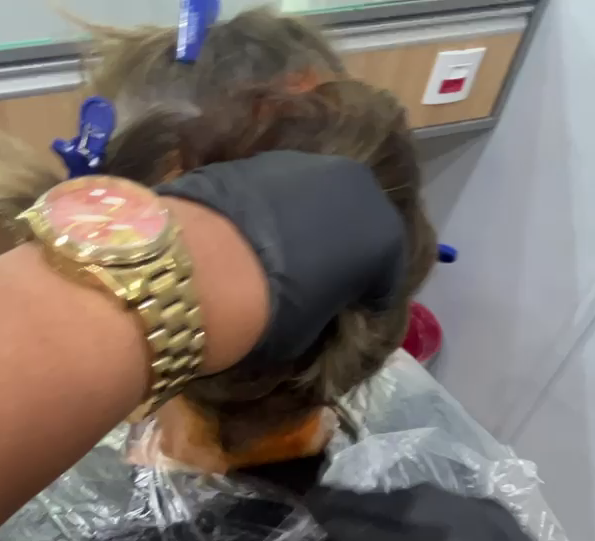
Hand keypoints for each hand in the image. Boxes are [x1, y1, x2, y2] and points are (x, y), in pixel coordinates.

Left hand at [159, 151, 406, 375]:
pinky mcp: (267, 155)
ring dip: (310, 227)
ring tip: (283, 260)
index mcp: (385, 238)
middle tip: (318, 284)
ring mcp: (313, 164)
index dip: (366, 303)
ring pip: (322, 201)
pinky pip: (284, 192)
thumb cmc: (276, 312)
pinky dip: (277, 213)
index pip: (385, 280)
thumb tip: (321, 302)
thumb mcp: (315, 330)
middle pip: (358, 226)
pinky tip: (255, 239)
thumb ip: (330, 308)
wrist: (209, 266)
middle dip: (343, 254)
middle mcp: (360, 189)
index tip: (347, 319)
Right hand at [300, 484, 578, 540]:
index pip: (372, 532)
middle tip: (318, 505)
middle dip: (352, 504)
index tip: (305, 512)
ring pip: (418, 496)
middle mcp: (464, 524)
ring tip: (351, 511)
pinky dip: (411, 506)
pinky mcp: (497, 511)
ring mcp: (485, 513)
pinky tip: (394, 518)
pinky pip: (441, 499)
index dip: (336, 523)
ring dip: (380, 503)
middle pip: (394, 505)